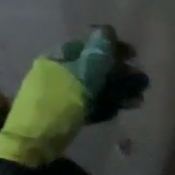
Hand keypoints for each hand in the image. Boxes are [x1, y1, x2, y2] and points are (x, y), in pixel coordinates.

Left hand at [0, 27, 148, 167]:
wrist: (32, 144)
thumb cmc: (56, 105)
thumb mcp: (80, 76)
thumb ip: (97, 53)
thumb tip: (107, 30)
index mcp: (58, 57)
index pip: (88, 44)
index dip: (112, 47)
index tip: (134, 56)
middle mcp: (60, 72)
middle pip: (94, 66)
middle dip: (119, 73)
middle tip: (142, 82)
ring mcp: (61, 94)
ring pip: (94, 87)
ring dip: (117, 90)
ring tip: (138, 99)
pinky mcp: (65, 114)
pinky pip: (89, 104)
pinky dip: (105, 105)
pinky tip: (121, 110)